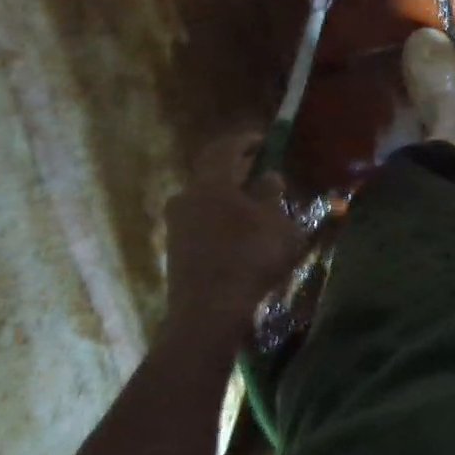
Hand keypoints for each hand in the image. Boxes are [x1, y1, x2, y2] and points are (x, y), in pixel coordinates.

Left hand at [163, 133, 303, 343]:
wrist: (208, 313)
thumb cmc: (249, 258)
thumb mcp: (278, 225)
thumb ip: (272, 196)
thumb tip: (268, 178)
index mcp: (210, 183)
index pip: (225, 148)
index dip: (245, 141)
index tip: (263, 141)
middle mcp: (186, 198)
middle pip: (213, 176)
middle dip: (238, 174)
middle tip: (262, 176)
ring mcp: (176, 226)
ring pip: (207, 203)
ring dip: (230, 202)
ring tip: (257, 212)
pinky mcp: (176, 251)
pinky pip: (202, 225)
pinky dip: (222, 224)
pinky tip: (242, 239)